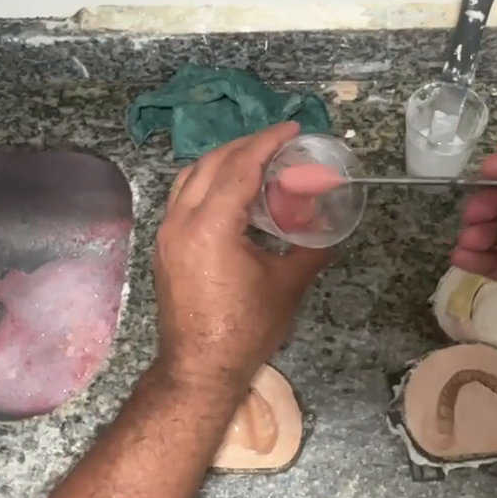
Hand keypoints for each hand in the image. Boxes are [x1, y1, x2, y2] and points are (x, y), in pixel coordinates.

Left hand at [154, 123, 332, 388]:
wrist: (198, 368)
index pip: (239, 167)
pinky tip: (231, 191)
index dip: (267, 143)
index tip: (291, 129)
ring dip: (222, 161)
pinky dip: (207, 182)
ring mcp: (167, 234)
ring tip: (255, 159)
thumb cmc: (244, 330)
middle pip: (211, 163)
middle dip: (245, 145)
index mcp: (211, 227)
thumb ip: (310, 247)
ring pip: (190, 177)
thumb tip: (331, 224)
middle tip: (277, 142)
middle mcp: (181, 221)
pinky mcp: (165, 246)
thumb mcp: (286, 286)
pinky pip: (183, 197)